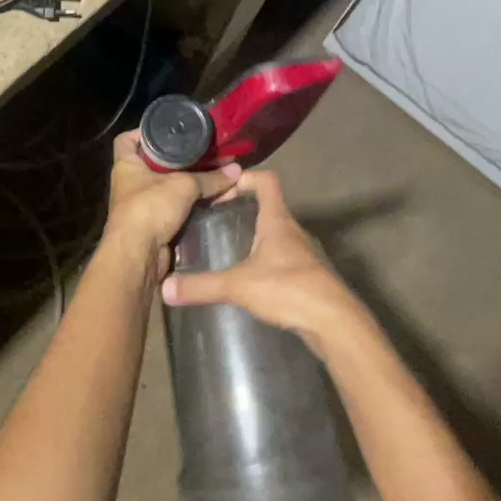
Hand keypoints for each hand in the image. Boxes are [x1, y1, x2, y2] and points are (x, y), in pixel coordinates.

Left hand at [102, 131, 240, 274]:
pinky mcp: (152, 226)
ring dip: (184, 185)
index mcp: (126, 165)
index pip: (126, 139)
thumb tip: (237, 169)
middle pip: (151, 164)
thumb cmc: (150, 208)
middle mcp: (129, 183)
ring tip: (210, 176)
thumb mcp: (183, 186)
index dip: (142, 132)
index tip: (168, 131)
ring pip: (165, 188)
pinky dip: (187, 205)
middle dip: (175, 161)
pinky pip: (172, 209)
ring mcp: (139, 206)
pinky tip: (208, 200)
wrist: (138, 255)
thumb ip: (210, 178)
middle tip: (201, 154)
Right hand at [159, 170, 364, 353]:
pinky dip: (267, 260)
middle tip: (214, 220)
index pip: (266, 180)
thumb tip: (164, 288)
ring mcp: (305, 254)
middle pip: (270, 206)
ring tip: (228, 248)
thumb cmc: (289, 290)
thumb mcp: (239, 285)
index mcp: (278, 220)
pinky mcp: (310, 276)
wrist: (336, 323)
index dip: (245, 177)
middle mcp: (294, 231)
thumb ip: (202, 285)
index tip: (221, 190)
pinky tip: (251, 279)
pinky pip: (284, 257)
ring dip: (256, 235)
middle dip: (243, 209)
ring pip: (278, 233)